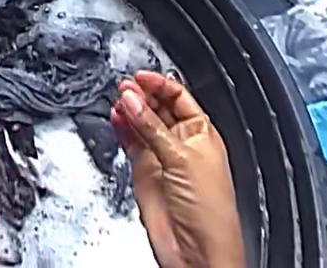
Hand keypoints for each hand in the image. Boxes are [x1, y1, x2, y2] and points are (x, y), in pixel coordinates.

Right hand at [110, 71, 244, 267]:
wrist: (199, 257)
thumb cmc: (210, 212)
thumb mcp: (181, 158)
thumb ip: (152, 127)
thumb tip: (132, 98)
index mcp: (200, 131)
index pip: (178, 95)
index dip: (159, 84)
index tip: (141, 76)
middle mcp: (181, 141)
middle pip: (157, 106)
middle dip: (141, 94)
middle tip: (125, 87)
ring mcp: (162, 156)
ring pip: (142, 122)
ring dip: (130, 108)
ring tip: (118, 99)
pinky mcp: (145, 171)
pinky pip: (131, 141)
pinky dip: (122, 127)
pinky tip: (116, 116)